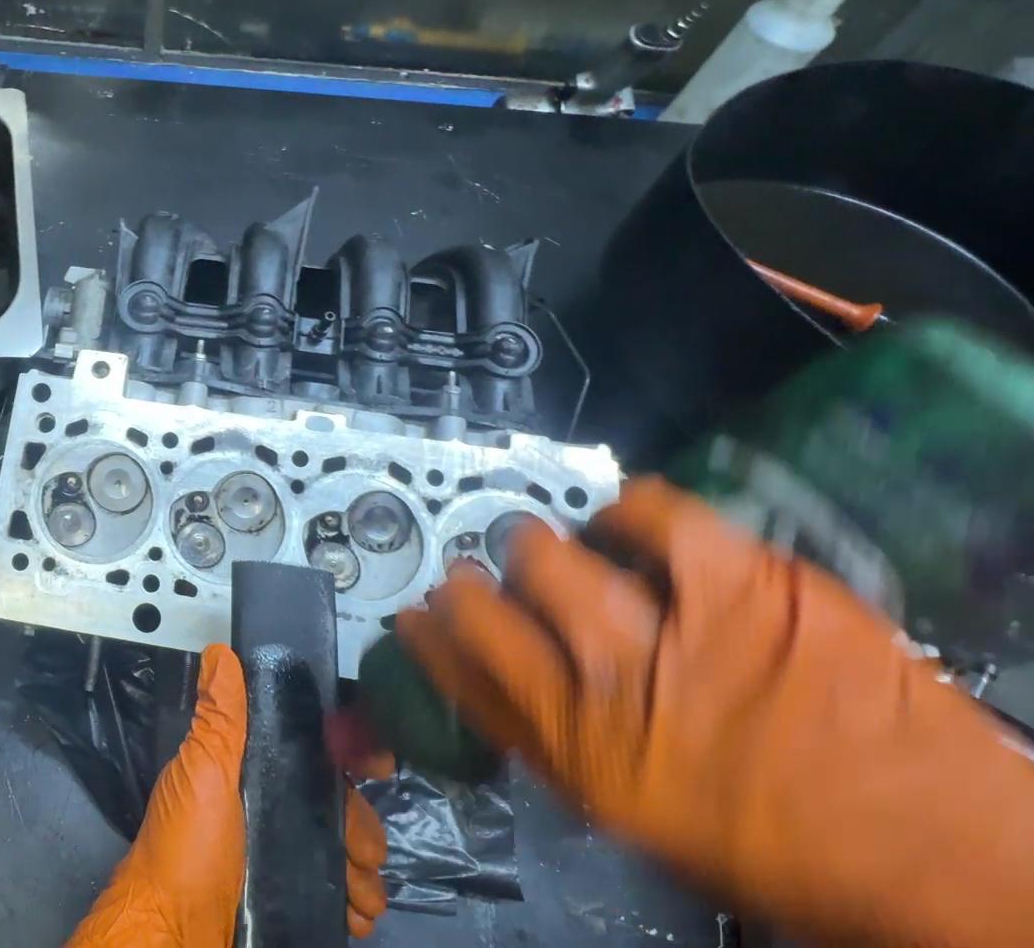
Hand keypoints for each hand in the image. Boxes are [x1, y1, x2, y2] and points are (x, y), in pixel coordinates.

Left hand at [66, 643, 387, 946]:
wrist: (175, 932)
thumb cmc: (187, 847)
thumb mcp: (203, 771)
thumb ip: (219, 716)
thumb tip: (220, 651)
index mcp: (249, 771)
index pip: (307, 751)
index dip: (346, 755)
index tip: (378, 765)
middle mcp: (265, 808)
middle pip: (333, 805)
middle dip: (361, 827)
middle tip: (365, 855)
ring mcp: (277, 855)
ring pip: (340, 852)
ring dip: (363, 874)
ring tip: (363, 897)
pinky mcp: (286, 896)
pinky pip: (333, 894)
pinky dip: (353, 904)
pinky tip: (356, 916)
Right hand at [397, 476, 1033, 947]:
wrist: (948, 862)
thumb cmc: (780, 852)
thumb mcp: (635, 815)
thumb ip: (557, 742)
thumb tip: (501, 683)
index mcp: (577, 749)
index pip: (461, 665)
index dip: (428, 630)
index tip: (423, 611)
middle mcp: (606, 687)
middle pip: (487, 600)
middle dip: (480, 582)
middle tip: (506, 579)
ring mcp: (676, 631)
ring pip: (551, 554)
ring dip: (544, 548)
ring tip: (572, 549)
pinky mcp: (752, 588)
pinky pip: (659, 516)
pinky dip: (634, 510)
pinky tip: (637, 520)